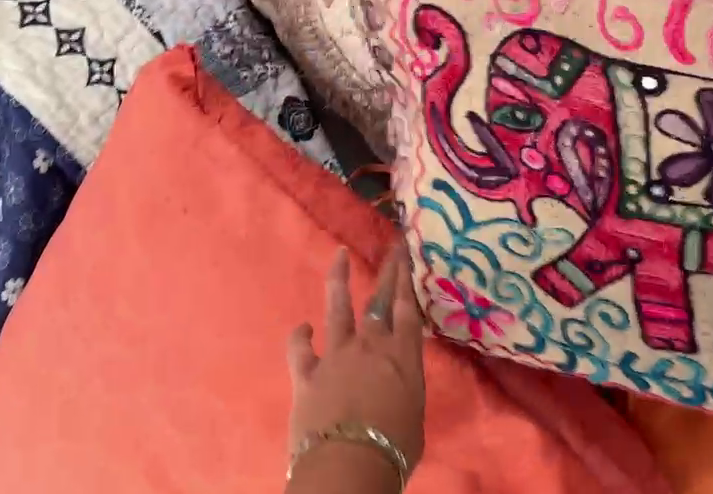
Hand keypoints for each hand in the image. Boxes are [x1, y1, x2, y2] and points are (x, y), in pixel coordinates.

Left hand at [286, 247, 425, 485]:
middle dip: (387, 272)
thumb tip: (397, 383)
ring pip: (337, 308)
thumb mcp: (413, 414)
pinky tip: (303, 327)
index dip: (406, 280)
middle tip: (391, 248)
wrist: (348, 464)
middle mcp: (370, 344)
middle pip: (379, 300)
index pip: (406, 308)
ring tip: (339, 256)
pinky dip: (300, 336)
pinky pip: (300, 348)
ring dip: (339, 280)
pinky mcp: (306, 373)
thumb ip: (405, 388)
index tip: (405, 255)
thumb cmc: (394, 448)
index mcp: (402, 354)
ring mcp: (336, 355)